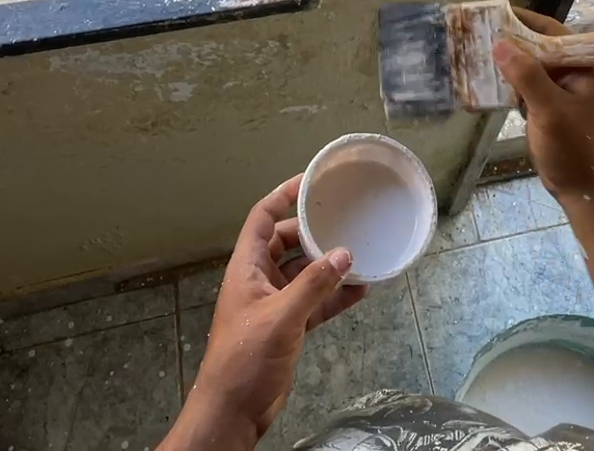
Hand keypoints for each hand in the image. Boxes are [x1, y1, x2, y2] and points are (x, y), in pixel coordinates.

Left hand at [177, 174, 367, 445]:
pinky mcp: (288, 326)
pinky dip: (334, 295)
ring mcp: (274, 302)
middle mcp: (260, 278)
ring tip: (360, 252)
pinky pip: (315, 301)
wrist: (233, 411)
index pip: (262, 217)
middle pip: (287, 241)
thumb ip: (314, 284)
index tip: (310, 182)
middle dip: (313, 231)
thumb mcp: (281, 316)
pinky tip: (361, 290)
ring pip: (305, 272)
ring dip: (329, 265)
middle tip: (343, 218)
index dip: (283, 195)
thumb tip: (345, 253)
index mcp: (247, 266)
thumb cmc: (245, 357)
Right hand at [493, 7, 593, 200]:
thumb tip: (499, 44)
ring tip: (475, 51)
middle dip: (510, 40)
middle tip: (477, 32)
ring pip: (529, 64)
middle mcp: (575, 71)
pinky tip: (485, 79)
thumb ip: (526, 76)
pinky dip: (508, 80)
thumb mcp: (550, 110)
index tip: (493, 14)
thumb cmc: (575, 149)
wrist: (585, 192)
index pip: (551, 31)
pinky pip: (526, 83)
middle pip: (538, 45)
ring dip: (506, 60)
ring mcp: (562, 88)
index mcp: (585, 65)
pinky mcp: (549, 104)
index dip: (523, 20)